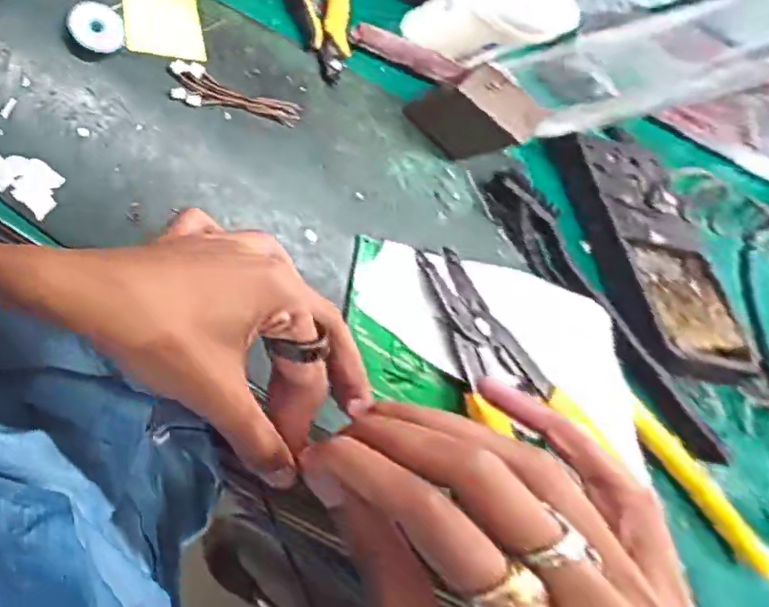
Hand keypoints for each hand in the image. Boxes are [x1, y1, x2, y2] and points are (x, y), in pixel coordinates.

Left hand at [24, 208, 370, 487]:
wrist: (84, 292)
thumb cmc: (157, 337)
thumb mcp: (215, 394)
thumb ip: (258, 439)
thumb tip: (286, 475)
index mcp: (278, 287)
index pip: (311, 361)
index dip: (303, 411)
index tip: (289, 450)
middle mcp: (255, 253)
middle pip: (300, 316)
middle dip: (310, 366)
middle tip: (305, 408)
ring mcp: (212, 239)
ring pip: (266, 270)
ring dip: (279, 310)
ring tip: (281, 343)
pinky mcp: (176, 238)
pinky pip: (215, 241)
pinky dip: (226, 258)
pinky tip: (221, 275)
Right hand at [303, 381, 691, 606]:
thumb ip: (384, 562)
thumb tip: (330, 477)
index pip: (433, 517)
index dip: (362, 471)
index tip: (316, 455)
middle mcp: (604, 600)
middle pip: (485, 479)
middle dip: (398, 439)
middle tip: (345, 429)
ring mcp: (647, 586)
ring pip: (539, 468)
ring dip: (451, 426)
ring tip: (389, 413)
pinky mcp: (663, 576)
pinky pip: (618, 486)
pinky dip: (559, 430)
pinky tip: (495, 393)